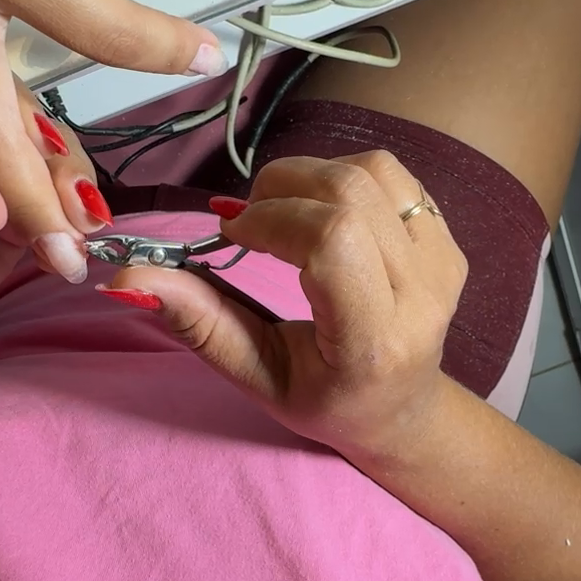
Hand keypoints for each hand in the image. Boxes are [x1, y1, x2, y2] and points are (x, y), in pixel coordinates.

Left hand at [0, 49, 104, 392]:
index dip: (7, 113)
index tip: (40, 158)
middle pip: (22, 115)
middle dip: (53, 162)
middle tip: (73, 211)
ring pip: (52, 157)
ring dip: (72, 197)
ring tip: (75, 239)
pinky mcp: (19, 202)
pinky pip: (60, 202)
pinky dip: (73, 226)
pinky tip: (71, 254)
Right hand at [103, 153, 468, 460]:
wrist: (403, 409)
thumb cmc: (328, 403)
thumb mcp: (259, 378)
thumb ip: (202, 326)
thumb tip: (130, 278)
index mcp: (373, 341)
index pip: (331, 241)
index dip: (272, 219)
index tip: (236, 233)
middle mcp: (423, 296)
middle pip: (350, 193)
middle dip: (283, 189)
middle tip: (252, 221)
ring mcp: (445, 264)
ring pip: (373, 172)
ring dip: (312, 177)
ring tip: (285, 216)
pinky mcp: (450, 242)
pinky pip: (394, 177)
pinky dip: (345, 178)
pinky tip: (324, 214)